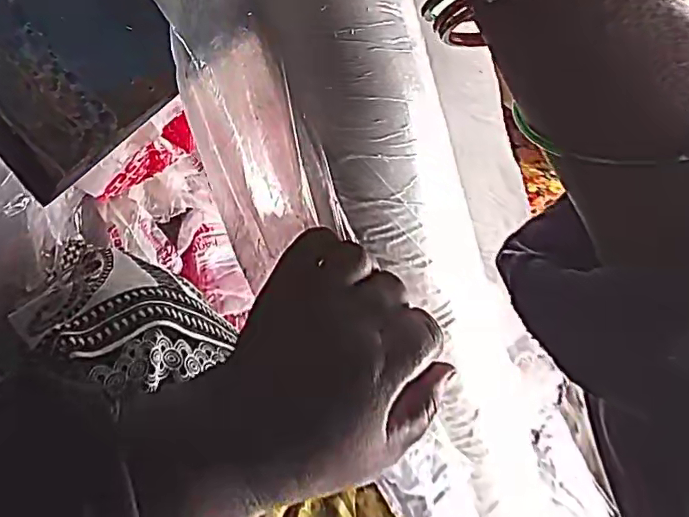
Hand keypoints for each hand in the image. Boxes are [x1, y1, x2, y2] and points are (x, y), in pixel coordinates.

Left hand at [121, 229, 451, 514]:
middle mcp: (353, 318)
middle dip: (390, 308)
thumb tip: (444, 371)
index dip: (419, 342)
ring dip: (359, 275)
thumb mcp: (382, 448)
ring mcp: (315, 292)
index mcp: (384, 361)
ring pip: (358, 256)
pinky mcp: (284, 279)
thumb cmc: (309, 448)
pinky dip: (324, 247)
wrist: (243, 429)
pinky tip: (325, 274)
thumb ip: (421, 407)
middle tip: (372, 332)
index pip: (426, 326)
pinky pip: (314, 239)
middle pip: (394, 287)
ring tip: (348, 302)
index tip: (405, 353)